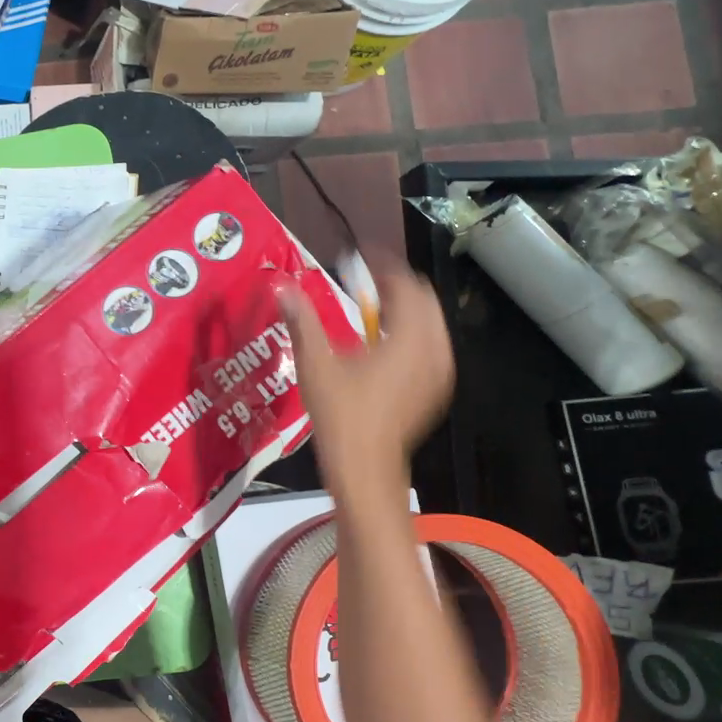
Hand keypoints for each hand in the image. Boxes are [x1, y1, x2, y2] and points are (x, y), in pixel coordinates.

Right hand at [281, 267, 454, 498]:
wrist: (364, 465)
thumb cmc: (340, 414)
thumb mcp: (315, 364)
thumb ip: (303, 322)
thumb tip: (283, 287)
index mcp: (409, 337)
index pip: (404, 285)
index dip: (382, 266)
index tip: (358, 256)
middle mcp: (433, 348)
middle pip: (422, 301)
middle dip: (395, 286)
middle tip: (363, 279)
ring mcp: (438, 370)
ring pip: (428, 324)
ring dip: (402, 310)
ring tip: (370, 308)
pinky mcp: (433, 387)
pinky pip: (428, 346)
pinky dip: (407, 334)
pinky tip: (380, 344)